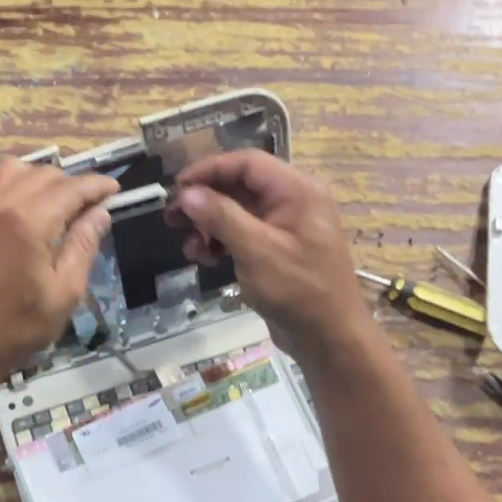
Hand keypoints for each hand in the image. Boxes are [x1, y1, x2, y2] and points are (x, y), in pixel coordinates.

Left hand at [0, 159, 117, 418]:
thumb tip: (100, 213)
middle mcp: (0, 203)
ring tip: (55, 204)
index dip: (97, 186)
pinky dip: (8, 187)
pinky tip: (18, 209)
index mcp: (29, 221)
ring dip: (40, 180)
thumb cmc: (17, 328)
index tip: (114, 191)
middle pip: (45, 175)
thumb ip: (83, 246)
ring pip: (14, 171)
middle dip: (72, 185)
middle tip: (89, 207)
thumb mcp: (64, 293)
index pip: (72, 188)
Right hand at [164, 150, 369, 360]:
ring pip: (238, 212)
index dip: (209, 170)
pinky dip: (222, 242)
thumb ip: (221, 217)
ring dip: (209, 225)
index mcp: (297, 191)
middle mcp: (293, 201)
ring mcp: (286, 227)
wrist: (329, 337)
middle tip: (171, 219)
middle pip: (240, 186)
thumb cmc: (298, 291)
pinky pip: (244, 234)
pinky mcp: (277, 250)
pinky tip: (207, 258)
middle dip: (205, 201)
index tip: (176, 188)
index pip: (247, 163)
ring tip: (190, 248)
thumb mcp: (256, 251)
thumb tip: (188, 194)